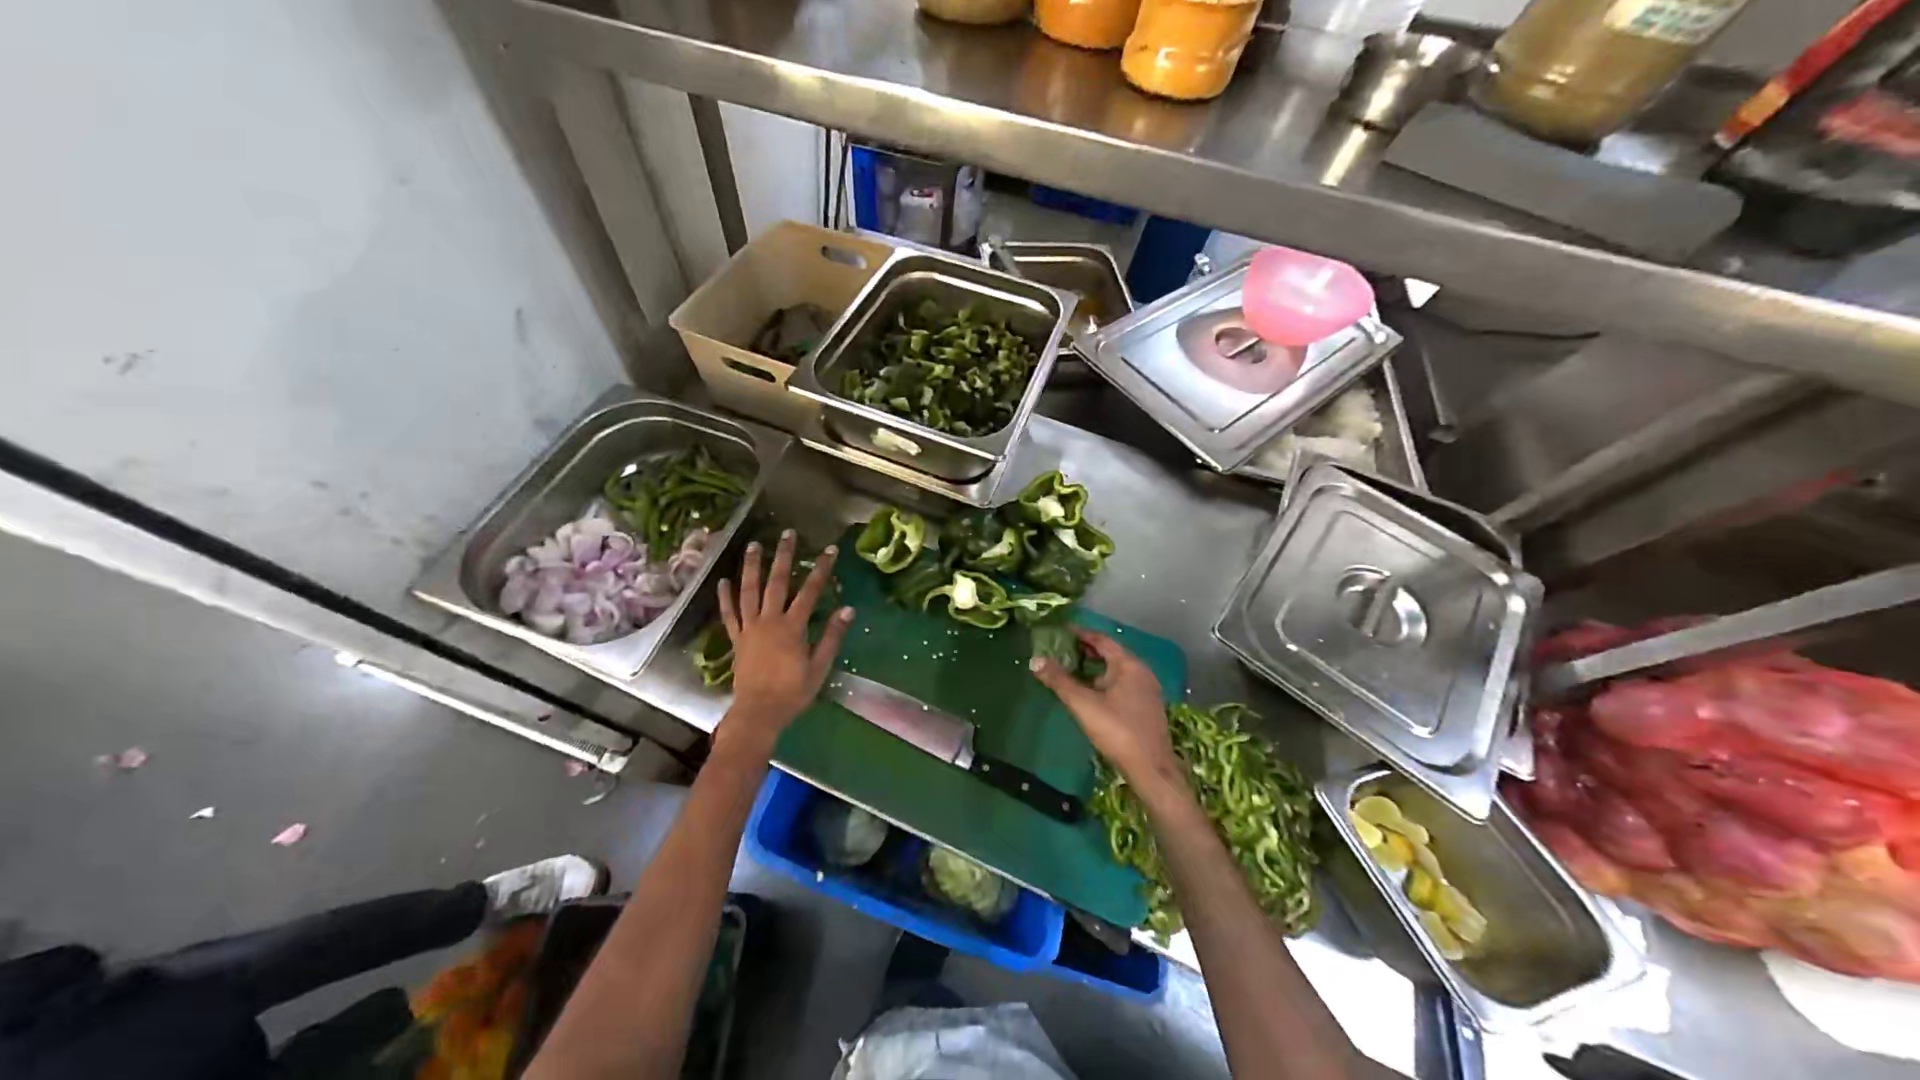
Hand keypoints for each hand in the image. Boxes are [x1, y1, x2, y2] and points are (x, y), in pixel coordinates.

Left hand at [714, 530, 854, 756]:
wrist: (758, 713)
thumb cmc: (793, 692)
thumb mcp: (819, 667)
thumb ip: (831, 636)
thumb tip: (848, 609)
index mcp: (792, 627)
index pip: (810, 591)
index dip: (821, 569)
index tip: (829, 550)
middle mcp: (769, 621)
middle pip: (777, 582)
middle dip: (783, 556)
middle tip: (787, 534)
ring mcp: (749, 628)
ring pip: (749, 591)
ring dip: (751, 566)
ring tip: (753, 545)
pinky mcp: (736, 639)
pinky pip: (729, 614)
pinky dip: (725, 597)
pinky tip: (723, 580)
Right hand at [1029, 628, 1179, 788]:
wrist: (1151, 769)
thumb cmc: (1117, 731)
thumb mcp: (1083, 704)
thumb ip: (1059, 681)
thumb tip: (1035, 660)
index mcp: (1129, 665)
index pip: (1103, 640)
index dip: (1081, 634)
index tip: (1062, 630)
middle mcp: (1142, 672)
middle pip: (1111, 654)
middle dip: (1087, 650)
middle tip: (1063, 649)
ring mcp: (1147, 691)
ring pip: (1117, 671)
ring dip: (1096, 667)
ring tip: (1072, 669)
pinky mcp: (1146, 707)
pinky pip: (1123, 684)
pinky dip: (1105, 681)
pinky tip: (1092, 692)